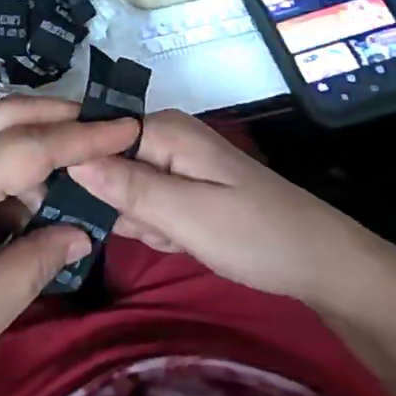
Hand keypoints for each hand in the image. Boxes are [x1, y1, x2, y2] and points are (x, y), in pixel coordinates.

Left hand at [0, 98, 139, 395]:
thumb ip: (42, 257)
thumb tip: (80, 230)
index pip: (34, 146)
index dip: (86, 137)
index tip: (130, 125)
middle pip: (9, 118)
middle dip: (58, 117)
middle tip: (106, 125)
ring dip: (34, 146)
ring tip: (79, 170)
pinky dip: (10, 169)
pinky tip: (32, 199)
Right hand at [67, 111, 377, 307]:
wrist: (323, 266)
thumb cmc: (257, 236)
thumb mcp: (188, 216)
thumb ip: (128, 187)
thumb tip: (71, 158)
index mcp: (164, 129)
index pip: (94, 135)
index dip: (83, 169)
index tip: (93, 206)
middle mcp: (165, 135)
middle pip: (107, 163)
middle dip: (122, 204)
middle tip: (157, 229)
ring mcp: (175, 160)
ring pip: (125, 188)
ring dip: (142, 220)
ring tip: (176, 237)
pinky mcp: (183, 184)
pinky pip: (147, 202)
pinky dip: (158, 225)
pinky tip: (183, 240)